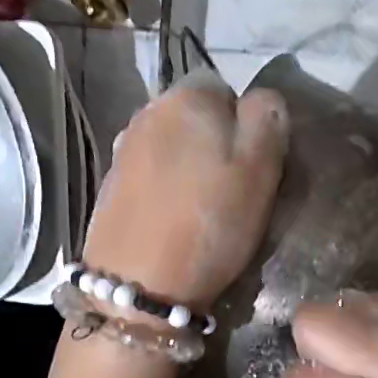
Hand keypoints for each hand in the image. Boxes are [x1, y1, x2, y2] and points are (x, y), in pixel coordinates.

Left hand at [82, 71, 287, 308]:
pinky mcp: (110, 185)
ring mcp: (123, 149)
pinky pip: (151, 175)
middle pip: (197, 120)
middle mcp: (148, 110)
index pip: (229, 92)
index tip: (253, 171)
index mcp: (188, 96)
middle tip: (231, 195)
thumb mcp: (260, 170)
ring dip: (189, 170)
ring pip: (173, 148)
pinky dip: (165, 191)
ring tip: (200, 213)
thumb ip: (268, 120)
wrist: (137, 286)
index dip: (248, 130)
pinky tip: (171, 223)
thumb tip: (265, 98)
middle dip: (216, 147)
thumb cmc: (208, 225)